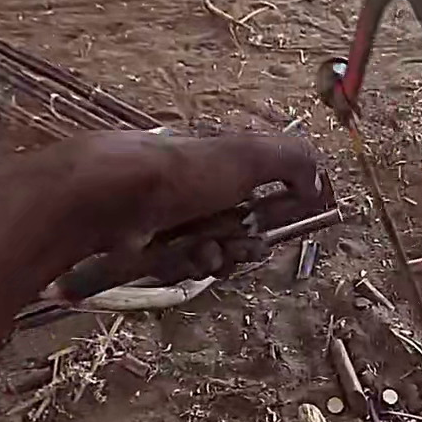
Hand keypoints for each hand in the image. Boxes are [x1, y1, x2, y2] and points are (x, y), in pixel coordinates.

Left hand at [44, 131, 325, 285]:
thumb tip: (319, 181)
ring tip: (205, 251)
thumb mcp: (244, 153)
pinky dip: (183, 266)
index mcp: (211, 163)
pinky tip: (180, 260)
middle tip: (241, 246)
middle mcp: (189, 191)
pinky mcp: (141, 250)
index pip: (255, 192)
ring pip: (206, 252)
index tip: (281, 226)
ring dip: (215, 257)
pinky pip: (175, 268)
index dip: (273, 212)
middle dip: (243, 242)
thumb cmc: (178, 173)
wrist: (102, 199)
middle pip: (233, 229)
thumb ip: (290, 160)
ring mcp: (163, 221)